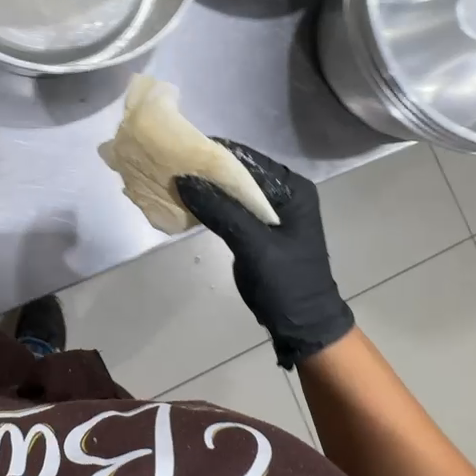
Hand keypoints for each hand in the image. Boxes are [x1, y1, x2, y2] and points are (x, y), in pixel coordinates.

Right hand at [175, 141, 354, 368]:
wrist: (302, 325)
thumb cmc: (287, 282)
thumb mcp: (253, 245)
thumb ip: (221, 210)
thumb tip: (184, 179)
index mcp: (294, 189)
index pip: (251, 161)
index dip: (217, 153)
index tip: (182, 150)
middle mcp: (285, 193)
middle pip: (241, 173)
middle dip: (209, 170)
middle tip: (172, 165)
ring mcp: (272, 210)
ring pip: (234, 190)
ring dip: (208, 188)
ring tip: (174, 181)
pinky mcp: (259, 227)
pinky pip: (233, 207)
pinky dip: (213, 205)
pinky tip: (188, 203)